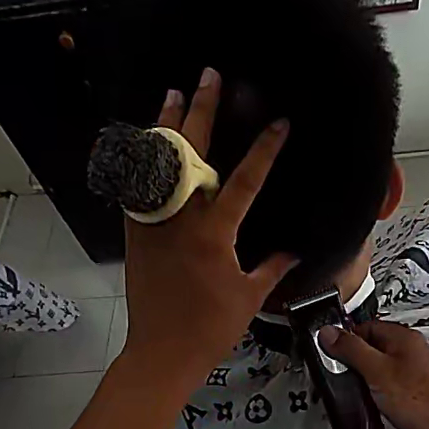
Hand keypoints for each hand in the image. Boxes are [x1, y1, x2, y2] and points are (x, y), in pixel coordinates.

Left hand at [119, 68, 294, 384]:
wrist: (162, 350)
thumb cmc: (211, 327)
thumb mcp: (250, 297)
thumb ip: (273, 267)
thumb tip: (294, 251)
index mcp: (215, 233)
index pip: (245, 181)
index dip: (264, 149)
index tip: (278, 123)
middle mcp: (181, 218)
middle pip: (193, 154)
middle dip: (204, 112)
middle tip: (210, 78)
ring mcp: (152, 222)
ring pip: (157, 163)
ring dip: (167, 125)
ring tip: (174, 94)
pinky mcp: (134, 232)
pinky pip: (135, 186)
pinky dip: (141, 159)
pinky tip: (145, 141)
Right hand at [318, 320, 428, 428]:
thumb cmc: (423, 404)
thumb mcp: (376, 371)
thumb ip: (351, 350)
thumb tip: (329, 333)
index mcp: (405, 338)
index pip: (366, 325)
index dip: (346, 337)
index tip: (330, 350)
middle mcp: (411, 353)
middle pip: (372, 347)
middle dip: (355, 360)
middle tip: (344, 373)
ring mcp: (413, 374)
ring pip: (379, 369)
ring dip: (366, 380)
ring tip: (360, 391)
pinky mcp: (412, 395)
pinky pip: (387, 388)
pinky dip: (377, 394)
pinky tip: (374, 404)